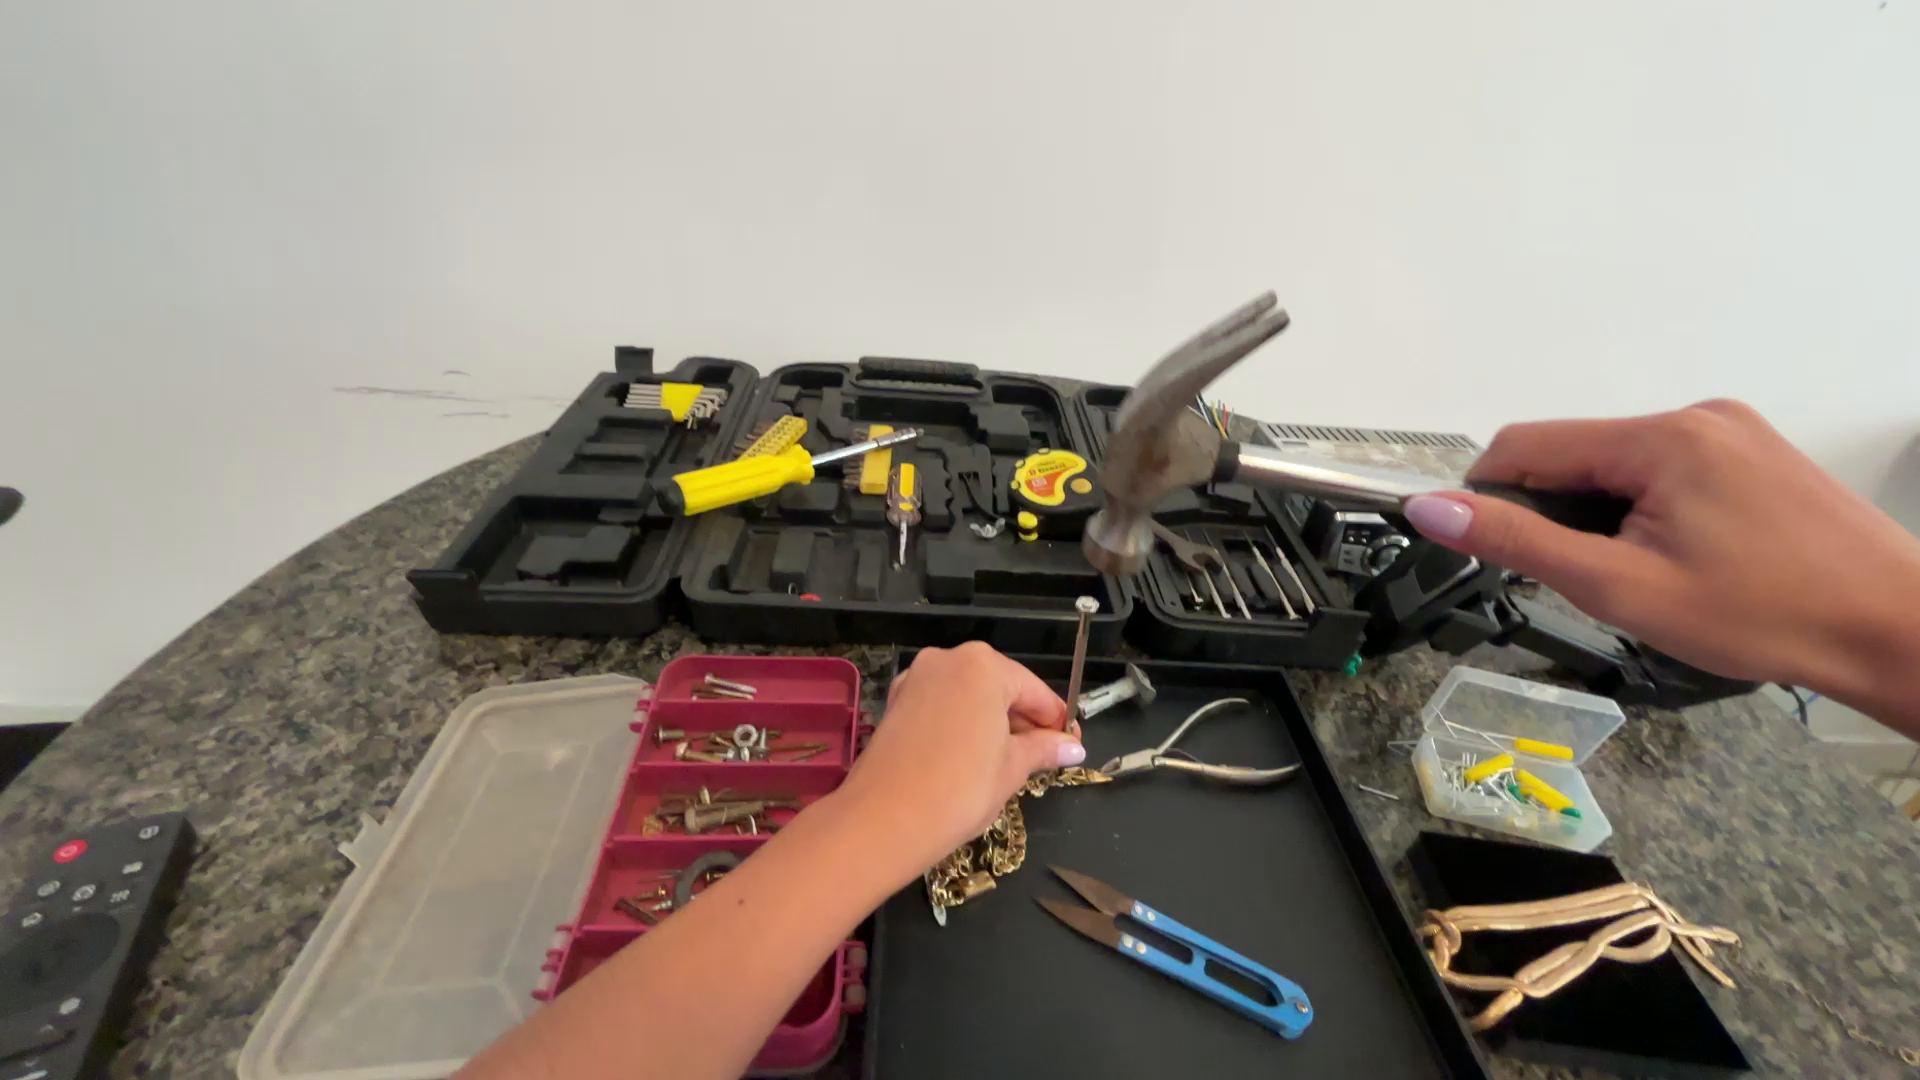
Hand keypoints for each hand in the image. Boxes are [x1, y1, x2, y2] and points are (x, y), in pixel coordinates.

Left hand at [835, 642, 1083, 874]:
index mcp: (983, 665)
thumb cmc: (959, 790)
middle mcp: (947, 660)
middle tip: (1044, 760)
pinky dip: (961, 725)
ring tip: (1009, 765)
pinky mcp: (896, 702)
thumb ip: (1043, 749)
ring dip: (992, 724)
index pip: (1034, 691)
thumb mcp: (1012, 769)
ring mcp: (916, 678)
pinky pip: (942, 706)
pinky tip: (971, 759)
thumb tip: (1073, 746)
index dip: (1057, 721)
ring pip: (969, 696)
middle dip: (1023, 721)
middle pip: (1000, 687)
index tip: (1072, 746)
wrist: (882, 821)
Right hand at [1401, 401, 1919, 720]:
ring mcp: (1726, 430)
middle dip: (1549, 510)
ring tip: (1630, 565)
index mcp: (1660, 439)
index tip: (1505, 551)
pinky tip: (1664, 549)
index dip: (1488, 496)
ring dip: (1589, 511)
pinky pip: (1650, 467)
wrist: (1905, 634)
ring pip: (1604, 463)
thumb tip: (1426, 508)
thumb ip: (1513, 540)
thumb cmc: (1760, 615)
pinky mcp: (1746, 450)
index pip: (1522, 446)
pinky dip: (1630, 506)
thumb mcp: (1614, 584)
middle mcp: (1694, 416)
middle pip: (1566, 454)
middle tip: (1581, 570)